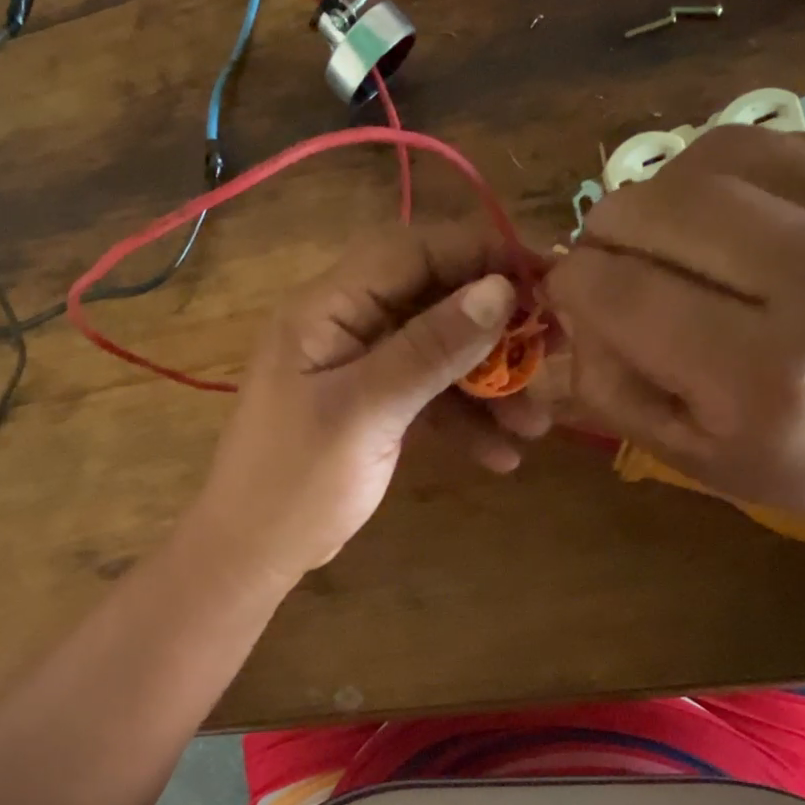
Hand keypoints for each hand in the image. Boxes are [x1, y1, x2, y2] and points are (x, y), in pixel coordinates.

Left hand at [187, 224, 550, 577]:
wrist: (251, 553)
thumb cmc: (296, 483)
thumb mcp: (366, 413)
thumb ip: (429, 349)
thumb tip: (498, 288)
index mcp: (325, 309)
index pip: (411, 251)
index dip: (480, 253)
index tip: (546, 276)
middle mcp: (341, 326)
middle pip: (430, 300)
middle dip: (493, 326)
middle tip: (553, 349)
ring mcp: (354, 368)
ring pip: (434, 353)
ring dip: (487, 384)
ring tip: (536, 423)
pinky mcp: (367, 408)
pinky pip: (423, 396)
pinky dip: (461, 419)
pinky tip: (501, 455)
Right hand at [544, 125, 804, 537]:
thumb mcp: (691, 456)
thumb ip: (610, 384)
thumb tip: (572, 301)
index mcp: (769, 377)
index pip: (624, 293)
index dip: (572, 285)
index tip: (566, 294)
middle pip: (659, 208)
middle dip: (606, 232)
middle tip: (607, 262)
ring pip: (707, 158)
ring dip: (658, 196)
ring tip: (665, 240)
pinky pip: (765, 147)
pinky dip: (719, 180)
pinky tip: (730, 224)